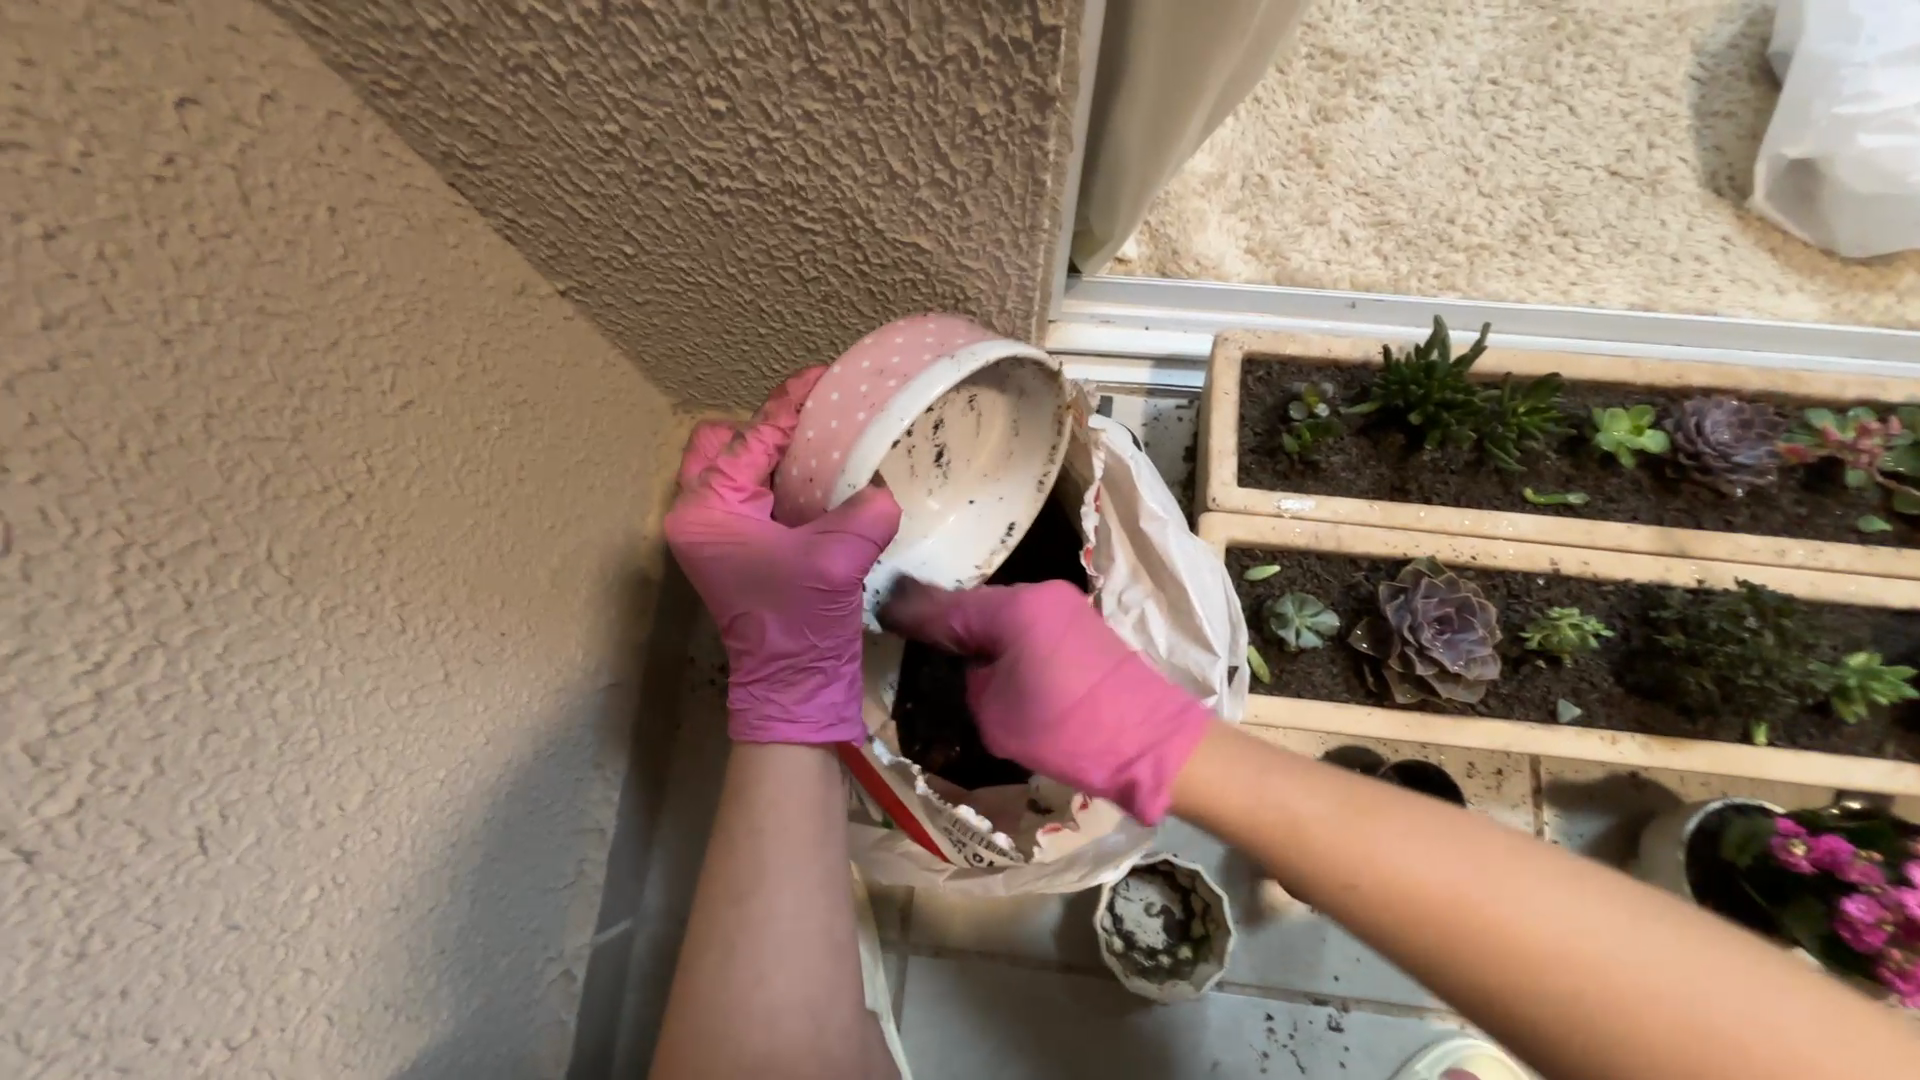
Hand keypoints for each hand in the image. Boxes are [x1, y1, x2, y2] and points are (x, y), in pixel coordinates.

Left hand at [664, 368, 901, 743]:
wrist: (795, 687)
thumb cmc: (799, 624)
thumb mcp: (836, 558)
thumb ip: (863, 511)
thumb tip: (881, 489)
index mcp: (706, 510)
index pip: (750, 439)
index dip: (788, 406)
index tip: (822, 379)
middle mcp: (702, 516)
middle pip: (725, 446)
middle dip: (765, 428)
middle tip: (814, 423)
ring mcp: (721, 535)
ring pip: (741, 471)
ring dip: (777, 455)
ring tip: (824, 444)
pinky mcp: (744, 551)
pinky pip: (760, 497)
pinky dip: (787, 483)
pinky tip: (825, 482)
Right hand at [881, 578, 1212, 823]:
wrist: (1153, 744)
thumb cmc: (1068, 732)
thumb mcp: (997, 715)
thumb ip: (972, 680)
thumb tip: (974, 666)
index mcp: (1014, 609)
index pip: (946, 606)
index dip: (910, 611)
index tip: (880, 609)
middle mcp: (1039, 595)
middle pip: (975, 603)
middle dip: (942, 618)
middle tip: (906, 628)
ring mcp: (1064, 607)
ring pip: (1001, 613)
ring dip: (975, 629)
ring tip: (942, 645)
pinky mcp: (1080, 625)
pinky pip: (1026, 623)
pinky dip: (1003, 637)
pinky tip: (987, 654)